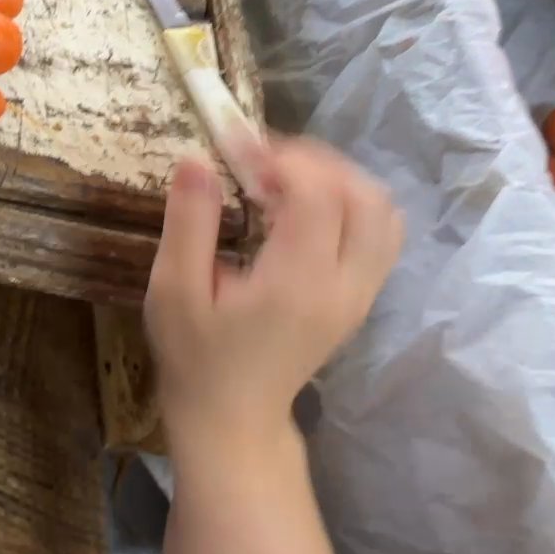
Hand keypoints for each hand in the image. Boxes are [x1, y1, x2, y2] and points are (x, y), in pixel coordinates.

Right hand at [145, 139, 403, 457]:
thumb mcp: (173, 285)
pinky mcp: (358, 296)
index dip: (278, 158)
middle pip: (364, 198)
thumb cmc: (193, 347)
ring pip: (382, 213)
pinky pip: (378, 233)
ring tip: (277, 173)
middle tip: (253, 154)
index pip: (318, 197)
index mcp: (296, 282)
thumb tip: (197, 160)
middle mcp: (344, 284)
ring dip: (334, 178)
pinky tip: (297, 202)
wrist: (232, 410)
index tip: (231, 143)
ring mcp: (360, 292)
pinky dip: (346, 201)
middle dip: (312, 160)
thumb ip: (189, 222)